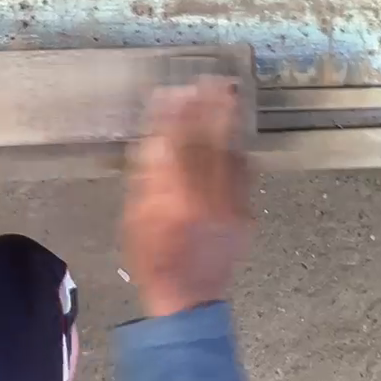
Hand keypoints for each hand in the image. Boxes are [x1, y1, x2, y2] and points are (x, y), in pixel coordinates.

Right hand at [121, 76, 252, 317]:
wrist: (188, 300)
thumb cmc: (151, 259)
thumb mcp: (134, 218)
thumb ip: (147, 178)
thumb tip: (155, 140)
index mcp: (177, 199)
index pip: (178, 145)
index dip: (177, 114)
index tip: (175, 90)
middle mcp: (210, 198)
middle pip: (212, 142)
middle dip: (212, 108)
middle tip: (213, 79)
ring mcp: (233, 206)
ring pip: (233, 154)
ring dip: (229, 122)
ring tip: (227, 95)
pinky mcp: (246, 214)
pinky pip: (245, 173)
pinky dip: (239, 148)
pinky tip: (235, 133)